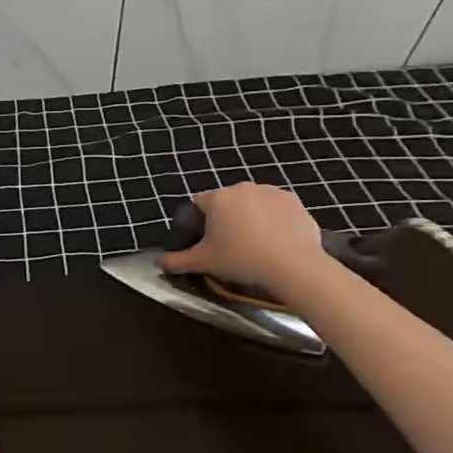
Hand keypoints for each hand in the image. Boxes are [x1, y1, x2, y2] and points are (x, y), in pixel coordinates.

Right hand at [157, 182, 329, 294]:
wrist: (292, 265)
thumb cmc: (241, 260)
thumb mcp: (204, 263)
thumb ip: (177, 261)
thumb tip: (157, 262)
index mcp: (218, 198)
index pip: (199, 203)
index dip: (199, 221)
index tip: (205, 240)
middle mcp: (243, 188)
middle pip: (227, 201)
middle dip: (226, 219)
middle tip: (230, 245)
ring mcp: (272, 191)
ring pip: (253, 203)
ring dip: (250, 217)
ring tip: (256, 244)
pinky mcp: (294, 201)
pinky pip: (276, 209)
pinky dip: (273, 221)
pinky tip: (276, 241)